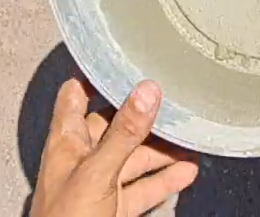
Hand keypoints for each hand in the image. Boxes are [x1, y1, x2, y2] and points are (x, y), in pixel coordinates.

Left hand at [29, 78, 199, 216]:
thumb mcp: (97, 173)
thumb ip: (124, 133)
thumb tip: (149, 88)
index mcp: (67, 141)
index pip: (76, 95)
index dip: (95, 75)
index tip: (123, 57)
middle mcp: (82, 157)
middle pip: (114, 124)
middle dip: (143, 113)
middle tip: (174, 97)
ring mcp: (98, 184)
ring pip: (133, 157)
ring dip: (161, 148)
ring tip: (191, 136)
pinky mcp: (113, 209)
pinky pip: (141, 188)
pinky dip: (164, 179)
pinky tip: (187, 171)